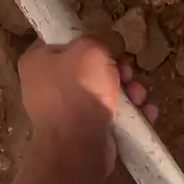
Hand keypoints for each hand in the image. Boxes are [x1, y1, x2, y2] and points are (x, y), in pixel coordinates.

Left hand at [17, 38, 155, 176]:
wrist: (78, 144)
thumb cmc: (78, 89)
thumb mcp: (89, 48)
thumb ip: (96, 41)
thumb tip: (103, 51)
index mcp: (37, 62)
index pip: (61, 41)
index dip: (88, 40)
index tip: (107, 43)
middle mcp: (47, 86)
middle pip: (89, 69)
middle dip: (117, 70)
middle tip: (128, 73)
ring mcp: (66, 112)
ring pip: (104, 93)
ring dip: (129, 92)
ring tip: (139, 96)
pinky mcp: (84, 132)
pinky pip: (111, 116)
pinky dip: (130, 114)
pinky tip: (146, 112)